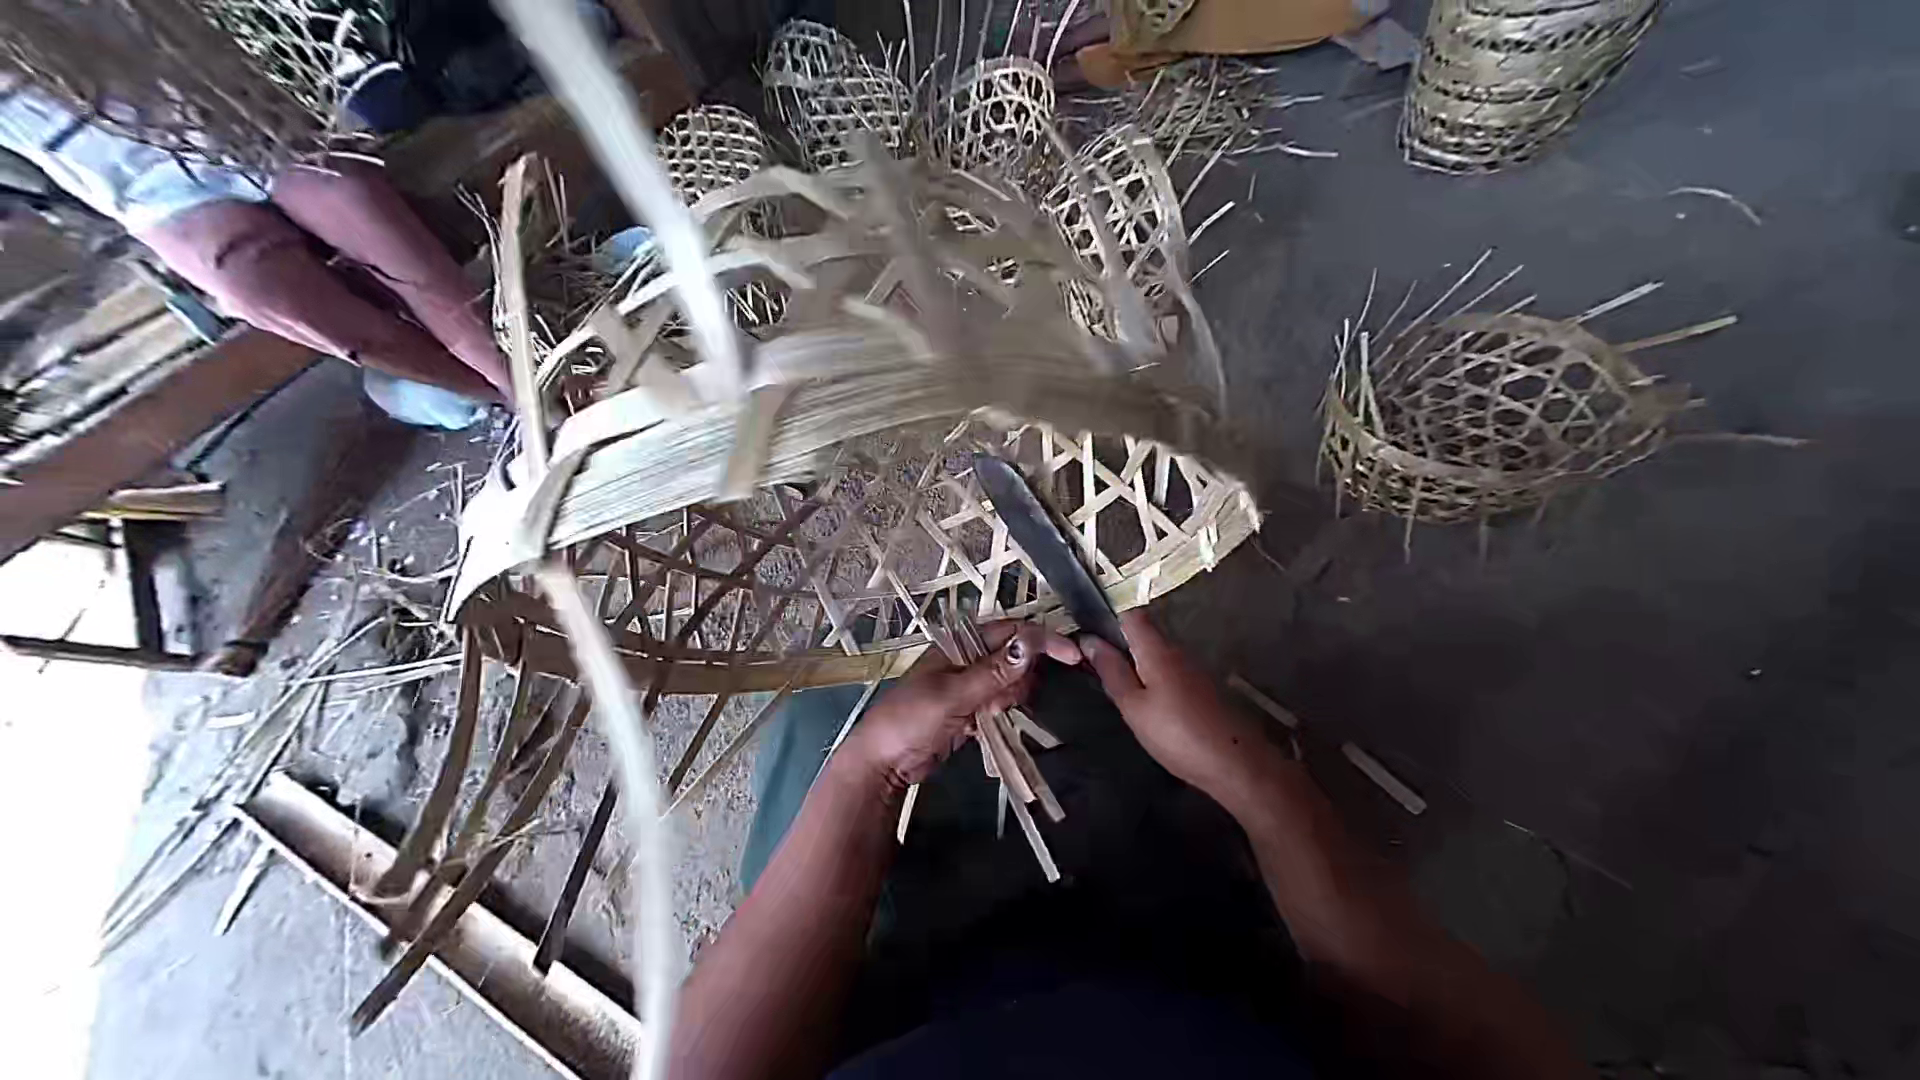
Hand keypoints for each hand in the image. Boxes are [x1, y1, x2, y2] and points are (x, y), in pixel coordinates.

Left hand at [839, 621, 1081, 792]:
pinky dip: (1000, 712)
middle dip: (1021, 676)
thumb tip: (1031, 643)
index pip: (1010, 631)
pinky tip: (983, 726)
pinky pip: (998, 703)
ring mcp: (968, 685)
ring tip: (988, 714)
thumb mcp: (955, 694)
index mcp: (958, 643)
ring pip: (1009, 681)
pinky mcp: (969, 710)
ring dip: (1009, 697)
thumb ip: (995, 671)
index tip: (1073, 656)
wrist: (882, 762)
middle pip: (1014, 655)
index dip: (1042, 641)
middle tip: (1003, 700)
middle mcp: (966, 658)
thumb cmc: (911, 720)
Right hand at [1079, 611, 1286, 805]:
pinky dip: (1155, 682)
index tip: (1089, 642)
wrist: (1238, 766)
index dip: (1107, 621)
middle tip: (1098, 674)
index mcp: (1157, 649)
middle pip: (1144, 635)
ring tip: (1121, 695)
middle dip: (1120, 648)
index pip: (1130, 615)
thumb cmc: (1178, 735)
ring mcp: (1194, 669)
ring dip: (1137, 667)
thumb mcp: (1133, 707)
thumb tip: (1089, 640)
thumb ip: (1111, 671)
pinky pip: (1171, 673)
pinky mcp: (1204, 688)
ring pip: (1157, 656)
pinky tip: (1150, 709)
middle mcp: (1178, 651)